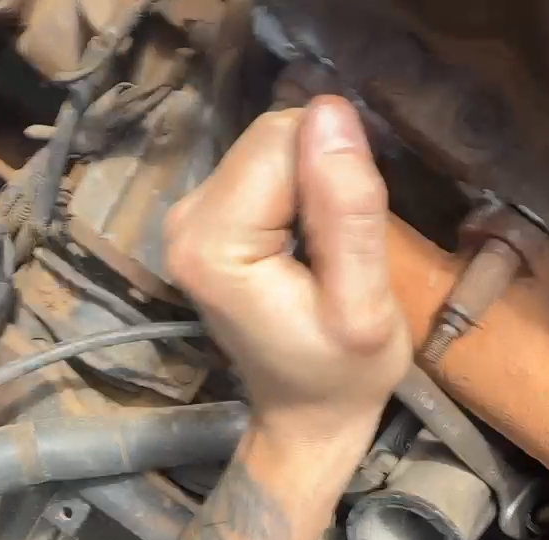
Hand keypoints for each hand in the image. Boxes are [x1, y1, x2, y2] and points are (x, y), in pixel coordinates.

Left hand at [164, 96, 412, 447]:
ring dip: (314, 191)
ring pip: (270, 152)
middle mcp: (184, 219)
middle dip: (322, 182)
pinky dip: (298, 198)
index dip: (335, 178)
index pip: (283, 141)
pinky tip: (308, 248)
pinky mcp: (203, 223)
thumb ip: (349, 215)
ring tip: (327, 255)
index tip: (352, 239)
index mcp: (213, 243)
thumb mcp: (364, 308)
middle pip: (271, 140)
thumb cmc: (342, 378)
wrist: (308, 419)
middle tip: (342, 251)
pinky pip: (264, 172)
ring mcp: (187, 219)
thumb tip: (333, 112)